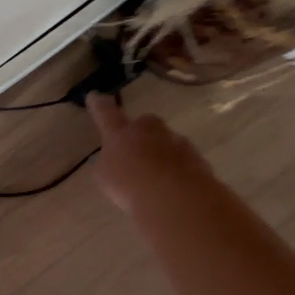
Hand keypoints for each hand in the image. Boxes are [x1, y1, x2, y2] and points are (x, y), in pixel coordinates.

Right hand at [85, 93, 215, 212]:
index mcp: (119, 133)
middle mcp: (148, 131)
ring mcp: (177, 144)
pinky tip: (172, 186)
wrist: (178, 199)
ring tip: (155, 173)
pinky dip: (177, 168)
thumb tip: (114, 158)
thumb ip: (109, 161)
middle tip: (135, 147)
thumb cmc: (130, 184)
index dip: (100, 105)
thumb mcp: (105, 175)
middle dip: (141, 131)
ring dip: (161, 151)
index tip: (95, 95)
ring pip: (167, 141)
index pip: (106, 113)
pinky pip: (183, 160)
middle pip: (145, 123)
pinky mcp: (199, 160)